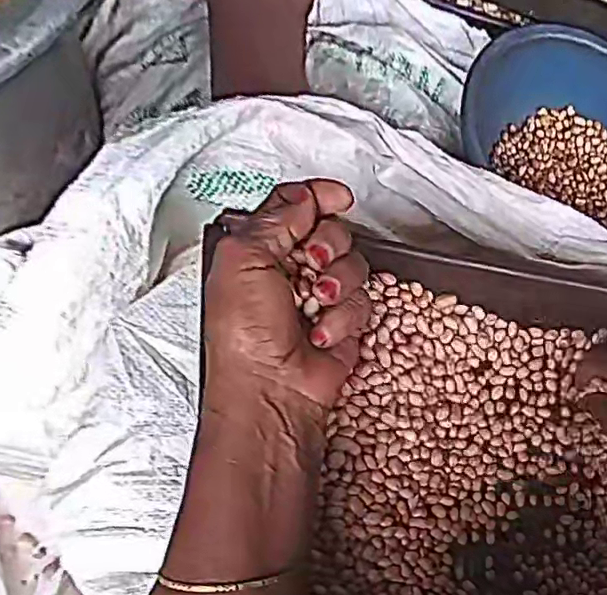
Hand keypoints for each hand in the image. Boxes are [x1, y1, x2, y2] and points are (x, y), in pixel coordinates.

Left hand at [202, 180, 371, 415]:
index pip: (297, 209)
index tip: (338, 197)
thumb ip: (276, 219)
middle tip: (312, 264)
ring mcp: (323, 298)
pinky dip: (343, 319)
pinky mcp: (347, 323)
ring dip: (337, 285)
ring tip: (316, 304)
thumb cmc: (244, 333)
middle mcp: (295, 270)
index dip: (319, 198)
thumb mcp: (243, 257)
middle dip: (327, 247)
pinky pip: (363, 304)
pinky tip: (321, 334)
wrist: (271, 385)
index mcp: (263, 248)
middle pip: (334, 234)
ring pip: (354, 268)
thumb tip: (305, 197)